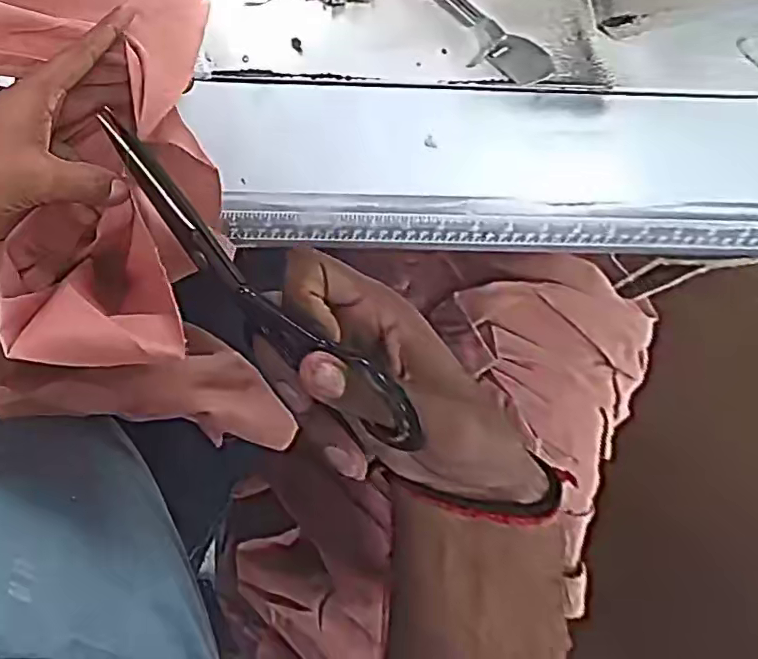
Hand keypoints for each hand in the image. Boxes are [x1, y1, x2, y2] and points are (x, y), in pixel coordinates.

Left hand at [0, 9, 134, 261]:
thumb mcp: (38, 176)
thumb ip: (84, 181)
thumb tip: (116, 187)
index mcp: (36, 92)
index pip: (80, 54)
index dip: (106, 34)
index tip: (127, 14)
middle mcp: (32, 106)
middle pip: (83, 82)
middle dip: (116, 75)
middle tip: (149, 70)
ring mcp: (25, 131)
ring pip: (74, 113)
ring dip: (103, 112)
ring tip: (136, 108)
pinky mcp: (18, 157)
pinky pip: (62, 145)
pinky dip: (84, 150)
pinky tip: (101, 160)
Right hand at [258, 249, 546, 502]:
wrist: (477, 487)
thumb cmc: (474, 439)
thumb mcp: (429, 417)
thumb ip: (364, 390)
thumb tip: (309, 366)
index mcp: (375, 308)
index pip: (308, 270)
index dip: (299, 302)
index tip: (313, 354)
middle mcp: (344, 322)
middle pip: (280, 318)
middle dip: (293, 373)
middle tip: (316, 408)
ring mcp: (330, 355)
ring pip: (281, 362)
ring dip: (306, 411)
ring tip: (347, 446)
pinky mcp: (321, 387)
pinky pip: (291, 395)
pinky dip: (312, 429)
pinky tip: (348, 453)